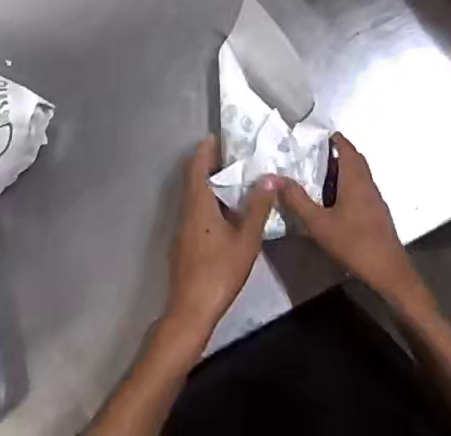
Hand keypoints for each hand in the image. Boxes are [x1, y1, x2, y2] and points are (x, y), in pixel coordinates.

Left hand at [163, 135, 274, 339]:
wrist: (190, 312)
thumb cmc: (219, 272)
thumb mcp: (246, 240)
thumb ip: (257, 208)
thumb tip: (268, 178)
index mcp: (198, 204)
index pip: (197, 166)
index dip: (207, 150)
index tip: (221, 138)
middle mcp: (186, 211)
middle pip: (193, 178)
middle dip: (210, 164)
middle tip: (234, 156)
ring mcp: (182, 229)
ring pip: (194, 196)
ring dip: (210, 183)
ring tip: (236, 180)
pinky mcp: (184, 244)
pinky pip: (195, 211)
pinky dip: (209, 201)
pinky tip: (227, 213)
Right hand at [274, 133, 424, 307]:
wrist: (389, 272)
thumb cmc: (354, 243)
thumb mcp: (318, 223)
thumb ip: (297, 200)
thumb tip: (276, 178)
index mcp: (355, 178)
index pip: (345, 147)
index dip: (332, 138)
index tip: (312, 137)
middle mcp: (367, 182)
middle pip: (353, 158)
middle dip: (334, 153)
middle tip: (311, 156)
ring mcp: (374, 198)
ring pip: (357, 174)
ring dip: (340, 170)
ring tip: (316, 177)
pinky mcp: (377, 212)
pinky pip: (360, 188)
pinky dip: (346, 185)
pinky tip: (332, 202)